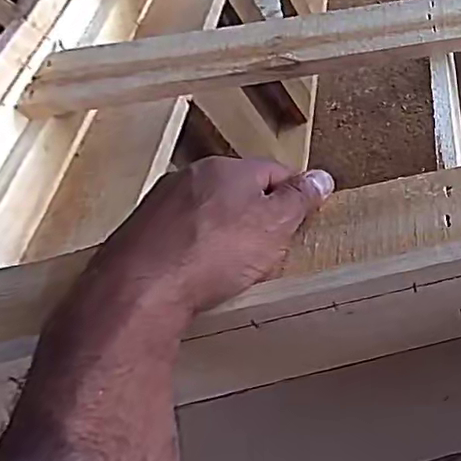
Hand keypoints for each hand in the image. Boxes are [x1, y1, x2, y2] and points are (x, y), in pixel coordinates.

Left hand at [85, 157, 332, 315]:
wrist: (139, 292)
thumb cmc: (214, 254)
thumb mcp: (276, 225)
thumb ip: (301, 198)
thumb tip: (321, 176)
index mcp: (227, 168)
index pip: (277, 171)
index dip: (295, 197)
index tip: (302, 221)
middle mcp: (191, 176)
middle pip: (242, 190)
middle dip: (260, 215)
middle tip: (272, 247)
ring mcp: (160, 203)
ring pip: (211, 212)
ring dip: (227, 232)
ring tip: (236, 265)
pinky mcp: (139, 232)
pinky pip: (183, 234)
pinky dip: (197, 248)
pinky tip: (202, 272)